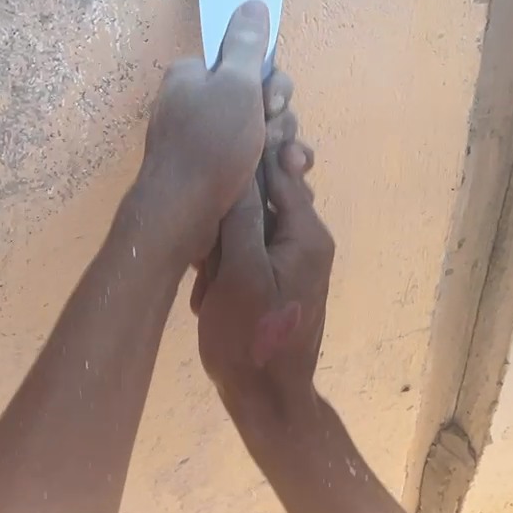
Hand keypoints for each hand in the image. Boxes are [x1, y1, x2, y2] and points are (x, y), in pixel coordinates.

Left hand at [124, 0, 270, 269]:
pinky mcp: (210, 169)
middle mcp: (193, 101)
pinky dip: (267, 165)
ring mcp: (200, 137)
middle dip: (276, 117)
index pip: (245, 64)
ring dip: (277, 143)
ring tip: (276, 165)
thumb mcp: (236, 85)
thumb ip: (247, 43)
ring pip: (257, 129)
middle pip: (255, 97)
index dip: (269, 84)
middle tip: (272, 138)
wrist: (182, 216)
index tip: (271, 104)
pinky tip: (279, 179)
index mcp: (192, 75)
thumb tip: (252, 0)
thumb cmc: (209, 145)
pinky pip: (248, 156)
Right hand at [192, 73, 331, 421]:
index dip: (257, 139)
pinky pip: (255, 244)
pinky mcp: (281, 277)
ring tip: (204, 232)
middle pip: (270, 189)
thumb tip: (241, 163)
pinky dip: (231, 247)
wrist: (270, 403)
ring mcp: (296, 259)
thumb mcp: (239, 272)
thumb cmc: (251, 336)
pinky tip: (207, 264)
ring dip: (229, 222)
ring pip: (258, 217)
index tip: (236, 109)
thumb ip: (241, 216)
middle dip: (237, 186)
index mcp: (305, 232)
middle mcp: (308, 238)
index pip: (279, 169)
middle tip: (213, 168)